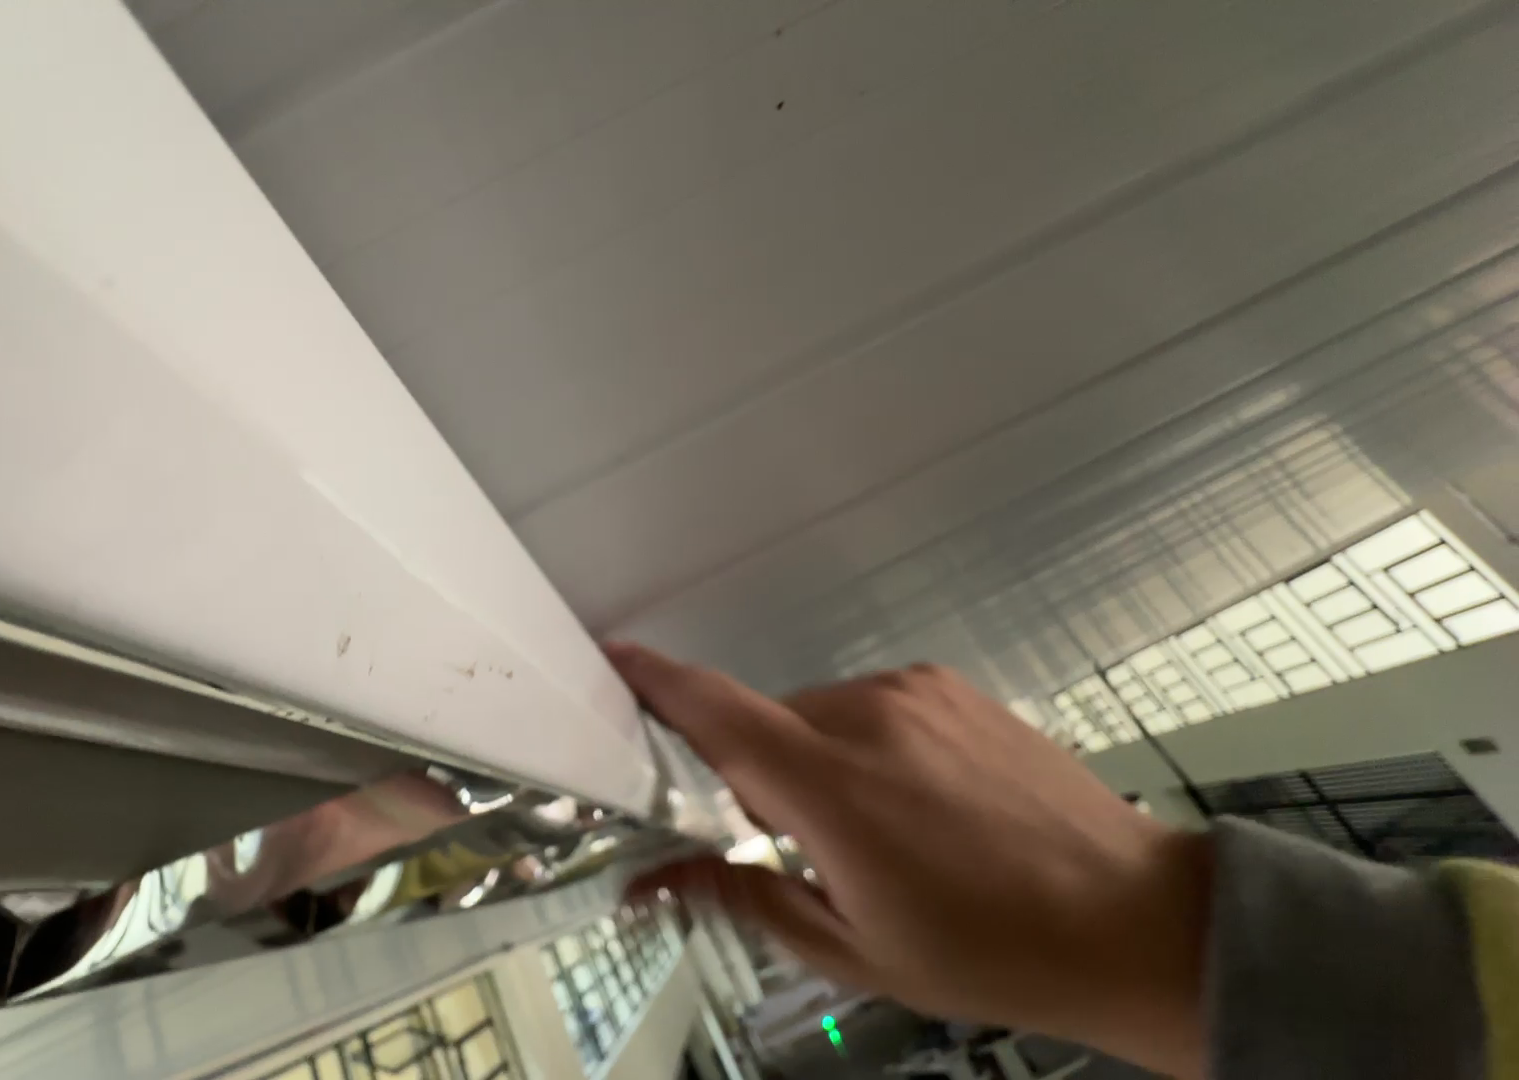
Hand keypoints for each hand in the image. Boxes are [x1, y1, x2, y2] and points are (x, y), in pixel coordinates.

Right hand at [609, 644, 1210, 1078]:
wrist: (1136, 921)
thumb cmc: (985, 952)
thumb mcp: (849, 950)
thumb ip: (742, 895)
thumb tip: (653, 879)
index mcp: (832, 787)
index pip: (717, 712)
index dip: (656, 681)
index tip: (611, 658)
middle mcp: (863, 715)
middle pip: (761, 721)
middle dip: (753, 771)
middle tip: (794, 837)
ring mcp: (908, 690)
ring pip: (811, 714)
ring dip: (810, 759)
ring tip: (872, 826)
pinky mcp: (942, 682)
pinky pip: (863, 704)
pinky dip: (857, 742)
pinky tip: (912, 795)